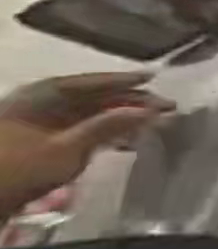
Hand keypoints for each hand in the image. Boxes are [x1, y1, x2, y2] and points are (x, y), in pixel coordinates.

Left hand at [0, 73, 170, 211]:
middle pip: (84, 98)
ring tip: (153, 119)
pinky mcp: (43, 143)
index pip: (76, 85)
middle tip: (163, 104)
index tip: (150, 78)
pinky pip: (82, 128)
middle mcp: (32, 110)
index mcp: (30, 104)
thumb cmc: (21, 170)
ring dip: (120, 114)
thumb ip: (108, 126)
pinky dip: (108, 128)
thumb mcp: (68, 148)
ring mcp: (36, 127)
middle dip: (125, 99)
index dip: (113, 80)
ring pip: (86, 113)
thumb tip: (150, 111)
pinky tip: (130, 136)